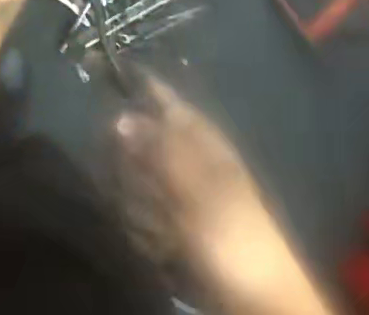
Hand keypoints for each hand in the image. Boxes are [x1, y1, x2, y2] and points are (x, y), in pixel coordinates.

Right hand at [118, 73, 326, 313]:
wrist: (262, 297)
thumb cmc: (234, 234)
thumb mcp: (197, 188)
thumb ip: (159, 149)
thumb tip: (119, 114)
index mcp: (201, 138)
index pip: (165, 99)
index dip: (140, 85)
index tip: (106, 75)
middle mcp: (188, 158)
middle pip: (141, 144)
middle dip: (133, 169)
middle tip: (149, 197)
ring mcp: (180, 195)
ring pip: (136, 184)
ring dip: (141, 208)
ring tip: (164, 231)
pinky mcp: (172, 229)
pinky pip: (140, 219)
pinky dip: (147, 234)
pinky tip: (163, 250)